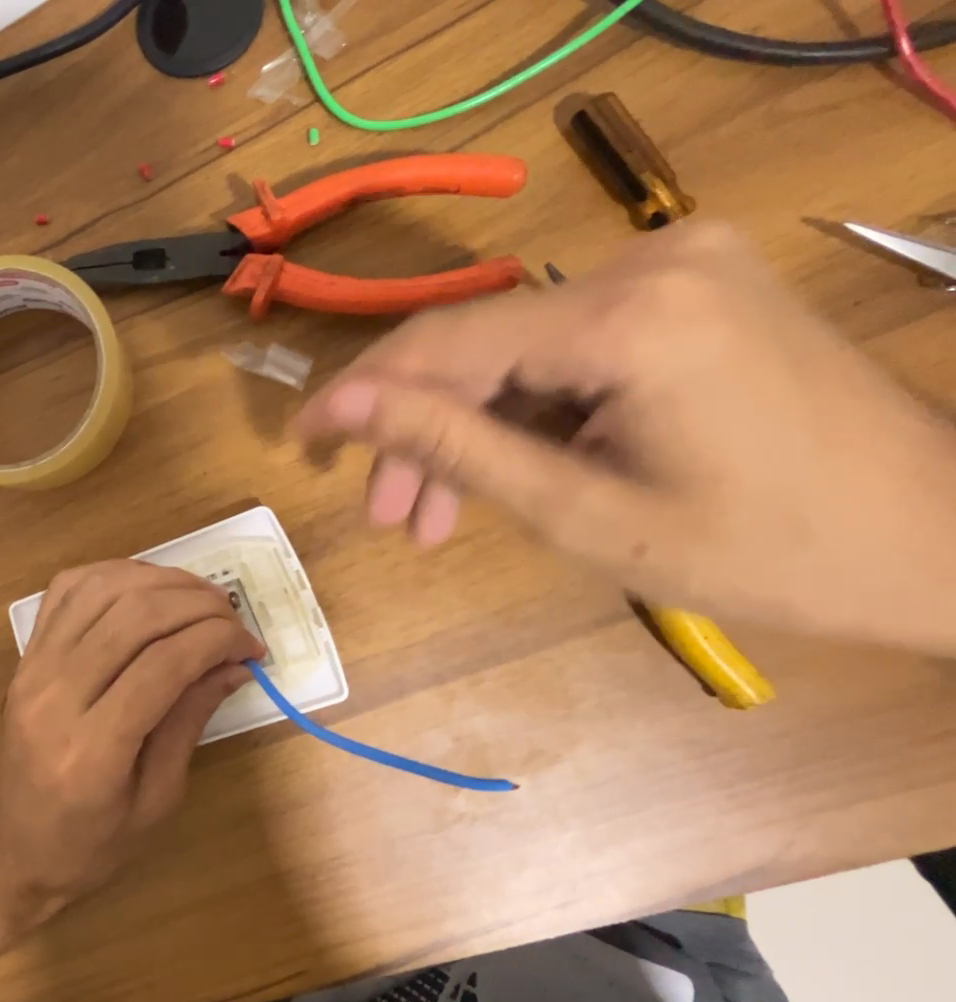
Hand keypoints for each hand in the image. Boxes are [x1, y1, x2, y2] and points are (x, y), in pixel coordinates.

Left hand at [0, 561, 263, 929]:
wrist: (10, 846)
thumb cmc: (88, 843)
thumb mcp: (155, 801)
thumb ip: (189, 723)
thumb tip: (234, 664)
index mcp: (92, 749)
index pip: (163, 664)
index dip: (217, 641)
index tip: (253, 647)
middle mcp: (54, 695)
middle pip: (132, 617)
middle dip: (196, 604)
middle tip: (235, 618)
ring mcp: (32, 668)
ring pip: (99, 590)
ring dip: (158, 580)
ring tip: (201, 596)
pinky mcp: (24, 656)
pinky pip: (66, 591)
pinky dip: (112, 574)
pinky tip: (147, 586)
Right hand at [291, 220, 955, 654]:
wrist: (939, 540)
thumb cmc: (764, 550)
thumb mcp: (579, 510)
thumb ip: (449, 445)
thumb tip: (337, 405)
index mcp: (629, 316)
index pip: (442, 343)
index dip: (357, 394)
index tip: (300, 442)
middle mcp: (648, 261)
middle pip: (475, 346)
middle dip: (417, 432)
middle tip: (384, 513)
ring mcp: (672, 267)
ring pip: (511, 352)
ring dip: (466, 429)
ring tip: (431, 516)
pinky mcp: (684, 288)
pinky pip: (560, 347)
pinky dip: (521, 411)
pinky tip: (501, 470)